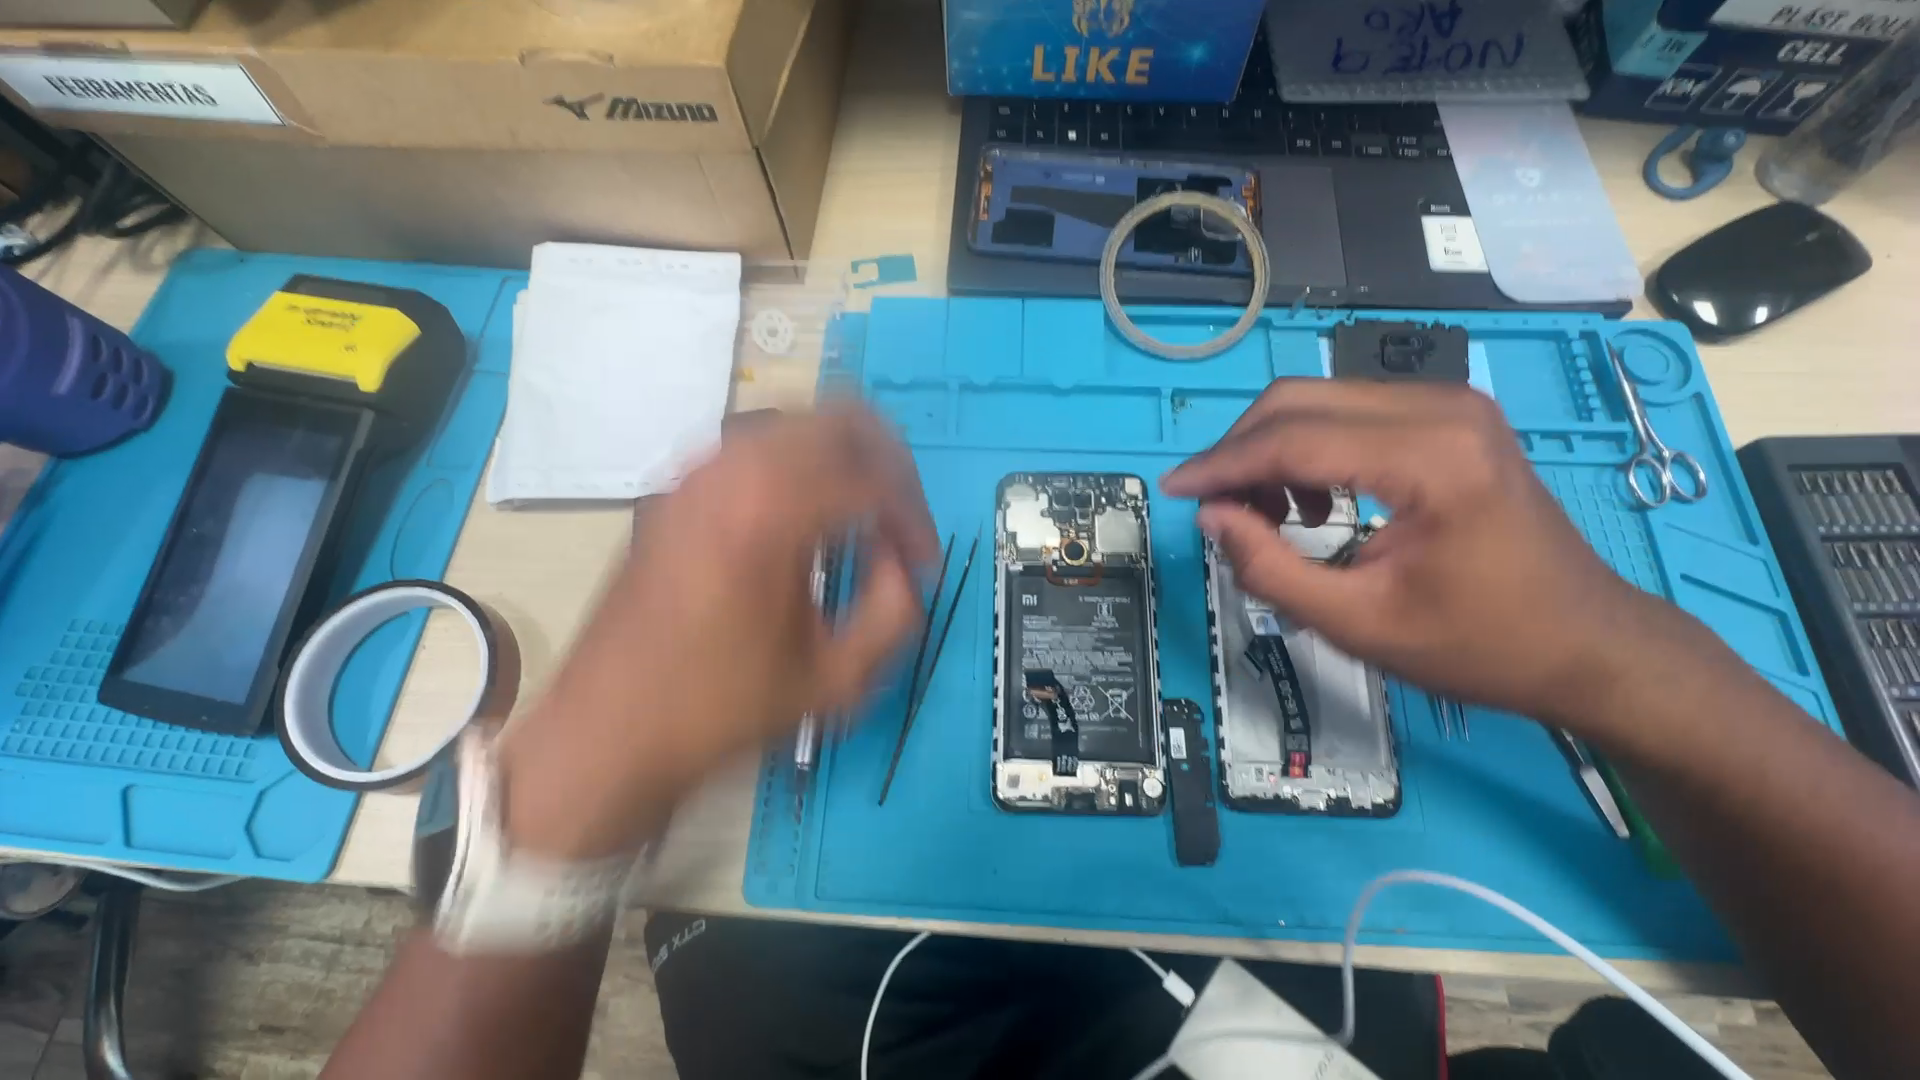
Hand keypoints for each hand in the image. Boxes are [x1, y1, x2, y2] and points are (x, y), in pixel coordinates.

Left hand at [498, 406, 937, 857]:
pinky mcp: (675, 487)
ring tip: (859, 521)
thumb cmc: (720, 708)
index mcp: (772, 512)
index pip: (874, 478)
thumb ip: (895, 611)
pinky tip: (801, 521)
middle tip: (900, 524)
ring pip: (797, 424)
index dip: (914, 516)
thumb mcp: (834, 680)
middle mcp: (731, 469)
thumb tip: (902, 563)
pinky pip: (754, 446)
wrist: (606, 729)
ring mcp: (694, 471)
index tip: (923, 565)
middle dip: (888, 467)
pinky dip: (797, 466)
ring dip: (842, 461)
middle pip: (840, 420)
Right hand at [1162, 379, 1698, 734]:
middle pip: (1298, 399)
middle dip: (1240, 452)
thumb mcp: (1359, 624)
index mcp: (1428, 457)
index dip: (1221, 465)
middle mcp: (1442, 408)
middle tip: (1215, 510)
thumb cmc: (1480, 645)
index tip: (1173, 491)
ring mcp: (1452, 405)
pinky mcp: (1452, 417)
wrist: (1589, 644)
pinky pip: (1352, 412)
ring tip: (1265, 517)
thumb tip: (1210, 516)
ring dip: (1272, 451)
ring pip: (1319, 399)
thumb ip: (1270, 569)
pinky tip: (1314, 504)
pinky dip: (1310, 449)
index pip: (1292, 438)